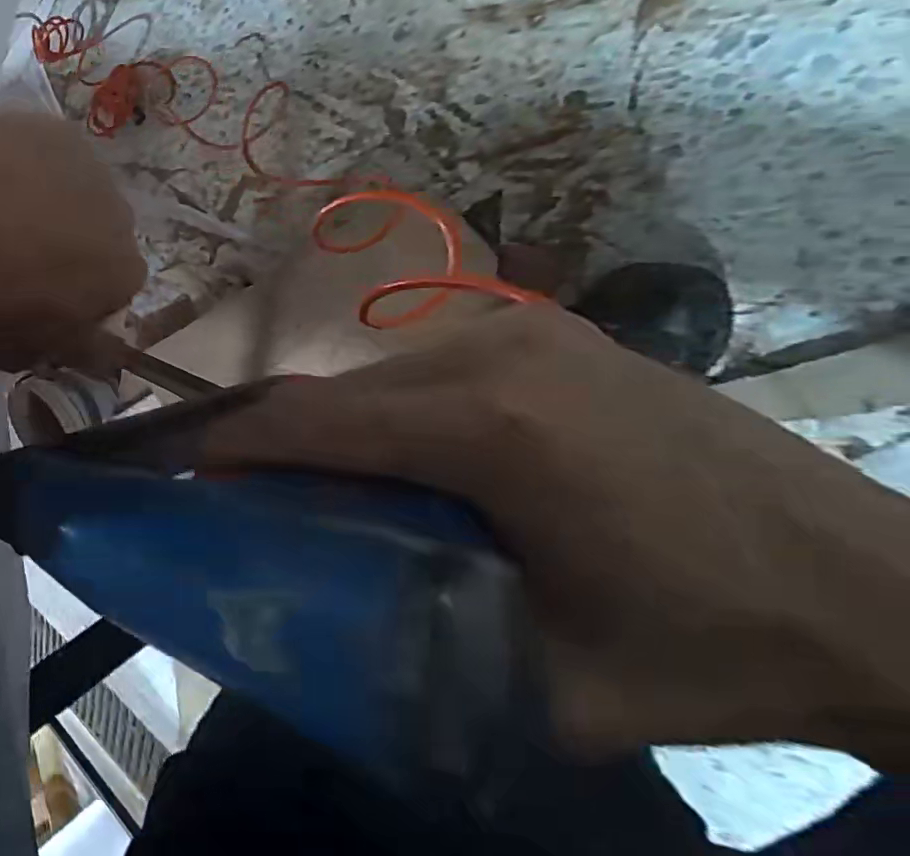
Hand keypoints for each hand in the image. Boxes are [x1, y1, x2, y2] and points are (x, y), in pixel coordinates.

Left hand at [0, 111, 144, 370]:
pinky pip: (42, 149)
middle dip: (64, 239)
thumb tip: (91, 350)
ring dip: (45, 196)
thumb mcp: (17, 349)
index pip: (108, 287)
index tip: (32, 290)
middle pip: (95, 231)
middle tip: (7, 247)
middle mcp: (120, 217)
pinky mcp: (51, 126)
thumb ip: (62, 349)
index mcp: (121, 277)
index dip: (71, 289)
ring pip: (71, 186)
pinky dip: (21, 159)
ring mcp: (88, 164)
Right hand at [199, 304, 909, 766]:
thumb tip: (309, 640)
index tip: (177, 469)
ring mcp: (519, 331)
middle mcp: (492, 354)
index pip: (313, 421)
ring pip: (367, 377)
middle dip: (270, 442)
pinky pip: (412, 369)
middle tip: (238, 494)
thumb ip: (417, 658)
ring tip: (306, 483)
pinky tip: (388, 457)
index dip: (231, 444)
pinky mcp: (538, 331)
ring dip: (322, 427)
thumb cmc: (716, 646)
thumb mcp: (552, 683)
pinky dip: (374, 411)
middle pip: (331, 394)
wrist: (898, 594)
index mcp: (492, 427)